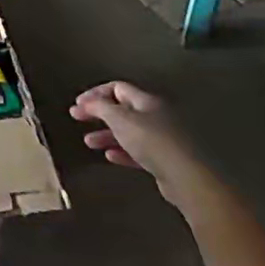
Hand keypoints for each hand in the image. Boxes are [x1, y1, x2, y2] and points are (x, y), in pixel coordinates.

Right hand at [69, 81, 216, 210]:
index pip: (118, 88)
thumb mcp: (120, 120)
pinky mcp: (166, 159)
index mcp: (147, 101)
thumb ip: (101, 108)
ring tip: (89, 142)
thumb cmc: (152, 141)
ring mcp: (163, 138)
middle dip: (98, 114)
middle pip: (122, 109)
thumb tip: (88, 102)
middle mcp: (157, 116)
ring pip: (129, 132)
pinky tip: (110, 156)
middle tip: (77, 118)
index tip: (78, 104)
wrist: (187, 177)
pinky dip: (123, 151)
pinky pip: (139, 151)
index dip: (96, 93)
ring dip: (107, 135)